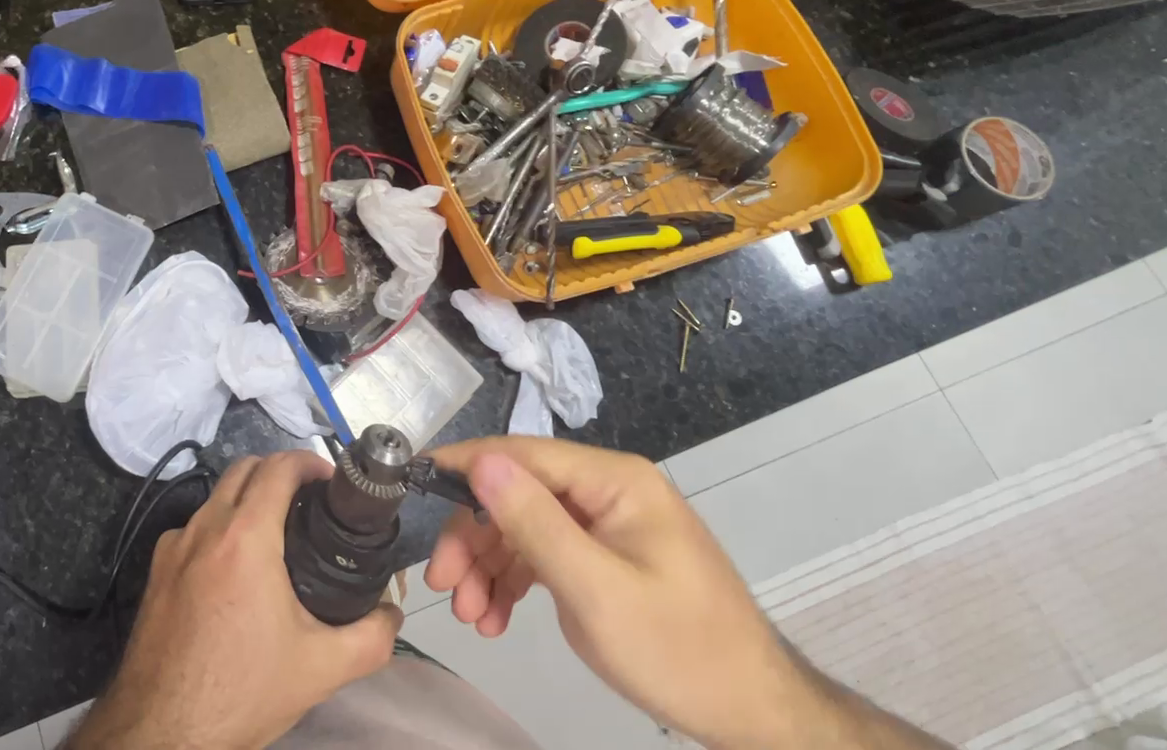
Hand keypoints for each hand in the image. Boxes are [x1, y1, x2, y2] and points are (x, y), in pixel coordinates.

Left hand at [70, 452, 401, 749]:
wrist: (163, 731)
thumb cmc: (243, 691)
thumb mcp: (321, 669)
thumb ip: (371, 637)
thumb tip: (392, 614)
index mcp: (244, 537)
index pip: (278, 468)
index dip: (309, 462)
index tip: (331, 481)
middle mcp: (203, 528)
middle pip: (244, 469)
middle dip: (280, 472)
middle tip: (311, 502)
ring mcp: (172, 546)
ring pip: (215, 497)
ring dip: (248, 498)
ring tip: (279, 535)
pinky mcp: (154, 570)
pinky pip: (193, 529)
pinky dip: (220, 528)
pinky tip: (236, 571)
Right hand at [422, 437, 816, 749]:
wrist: (752, 714)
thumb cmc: (678, 650)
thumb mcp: (596, 591)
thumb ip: (535, 523)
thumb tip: (480, 461)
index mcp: (614, 481)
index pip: (522, 454)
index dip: (465, 465)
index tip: (414, 482)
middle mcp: (607, 490)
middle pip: (517, 494)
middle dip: (474, 538)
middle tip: (444, 587)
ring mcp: (606, 524)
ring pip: (523, 527)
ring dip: (488, 567)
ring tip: (471, 617)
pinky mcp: (604, 556)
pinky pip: (543, 554)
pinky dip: (513, 582)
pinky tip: (495, 618)